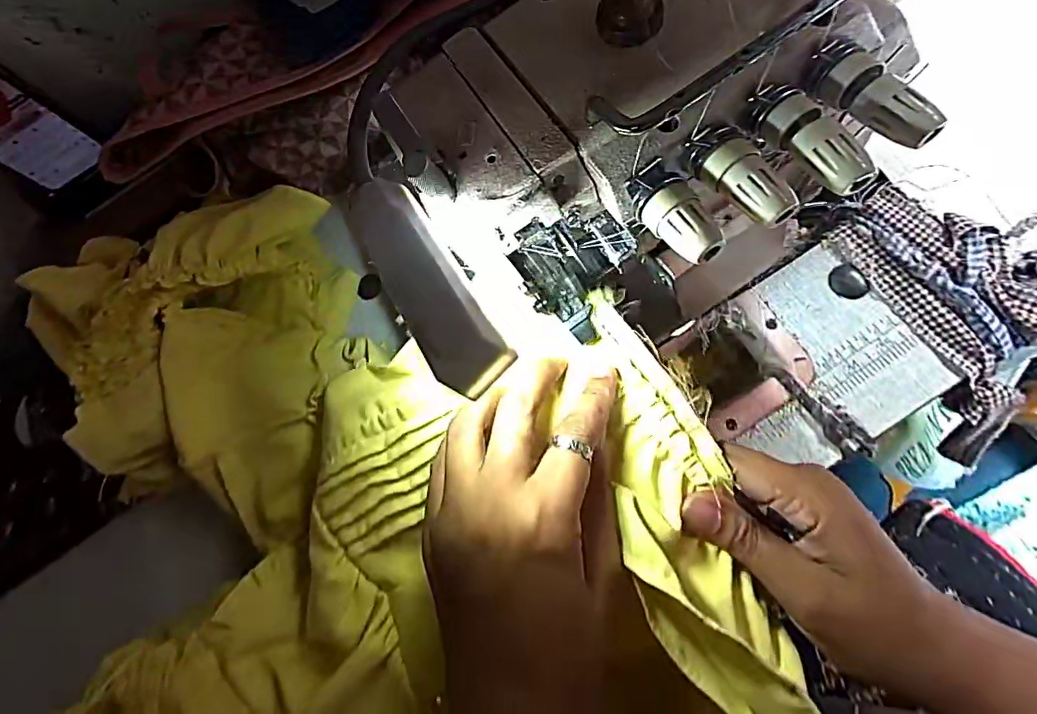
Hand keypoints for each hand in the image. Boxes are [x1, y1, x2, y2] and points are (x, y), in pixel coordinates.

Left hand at [426, 356, 620, 712]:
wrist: (502, 706)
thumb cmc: (567, 648)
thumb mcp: (600, 574)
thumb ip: (599, 497)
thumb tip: (599, 436)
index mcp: (541, 516)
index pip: (573, 432)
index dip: (594, 394)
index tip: (605, 368)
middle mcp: (489, 499)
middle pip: (512, 409)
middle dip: (540, 373)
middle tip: (559, 358)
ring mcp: (451, 507)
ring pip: (467, 421)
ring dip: (498, 393)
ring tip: (523, 384)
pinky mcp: (431, 522)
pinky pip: (444, 454)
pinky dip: (468, 428)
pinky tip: (488, 425)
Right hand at [680, 443, 939, 688]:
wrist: (931, 649)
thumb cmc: (873, 624)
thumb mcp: (802, 589)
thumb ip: (746, 541)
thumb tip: (689, 501)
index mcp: (805, 487)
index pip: (732, 459)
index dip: (694, 474)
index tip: (661, 498)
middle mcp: (806, 479)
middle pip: (737, 471)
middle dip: (705, 495)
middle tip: (673, 526)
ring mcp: (810, 495)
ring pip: (747, 489)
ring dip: (723, 514)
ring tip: (694, 540)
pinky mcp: (811, 513)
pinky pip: (764, 506)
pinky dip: (743, 525)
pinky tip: (730, 549)